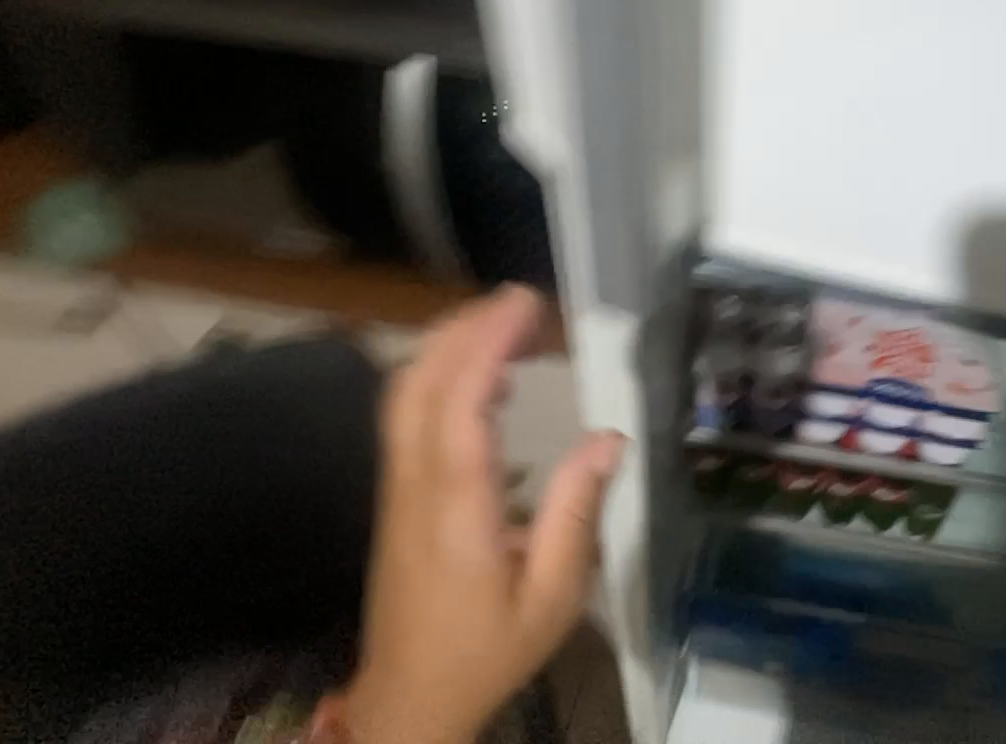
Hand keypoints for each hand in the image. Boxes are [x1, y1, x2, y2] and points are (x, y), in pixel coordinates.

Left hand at [345, 285, 625, 743]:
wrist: (408, 703)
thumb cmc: (487, 650)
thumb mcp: (552, 595)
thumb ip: (577, 512)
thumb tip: (608, 438)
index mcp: (457, 507)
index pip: (458, 404)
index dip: (486, 344)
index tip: (524, 304)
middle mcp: (416, 485)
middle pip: (419, 383)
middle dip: (465, 328)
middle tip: (520, 302)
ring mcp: (398, 486)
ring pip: (404, 394)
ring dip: (449, 346)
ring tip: (507, 324)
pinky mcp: (397, 493)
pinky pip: (407, 414)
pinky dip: (440, 375)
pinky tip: (484, 376)